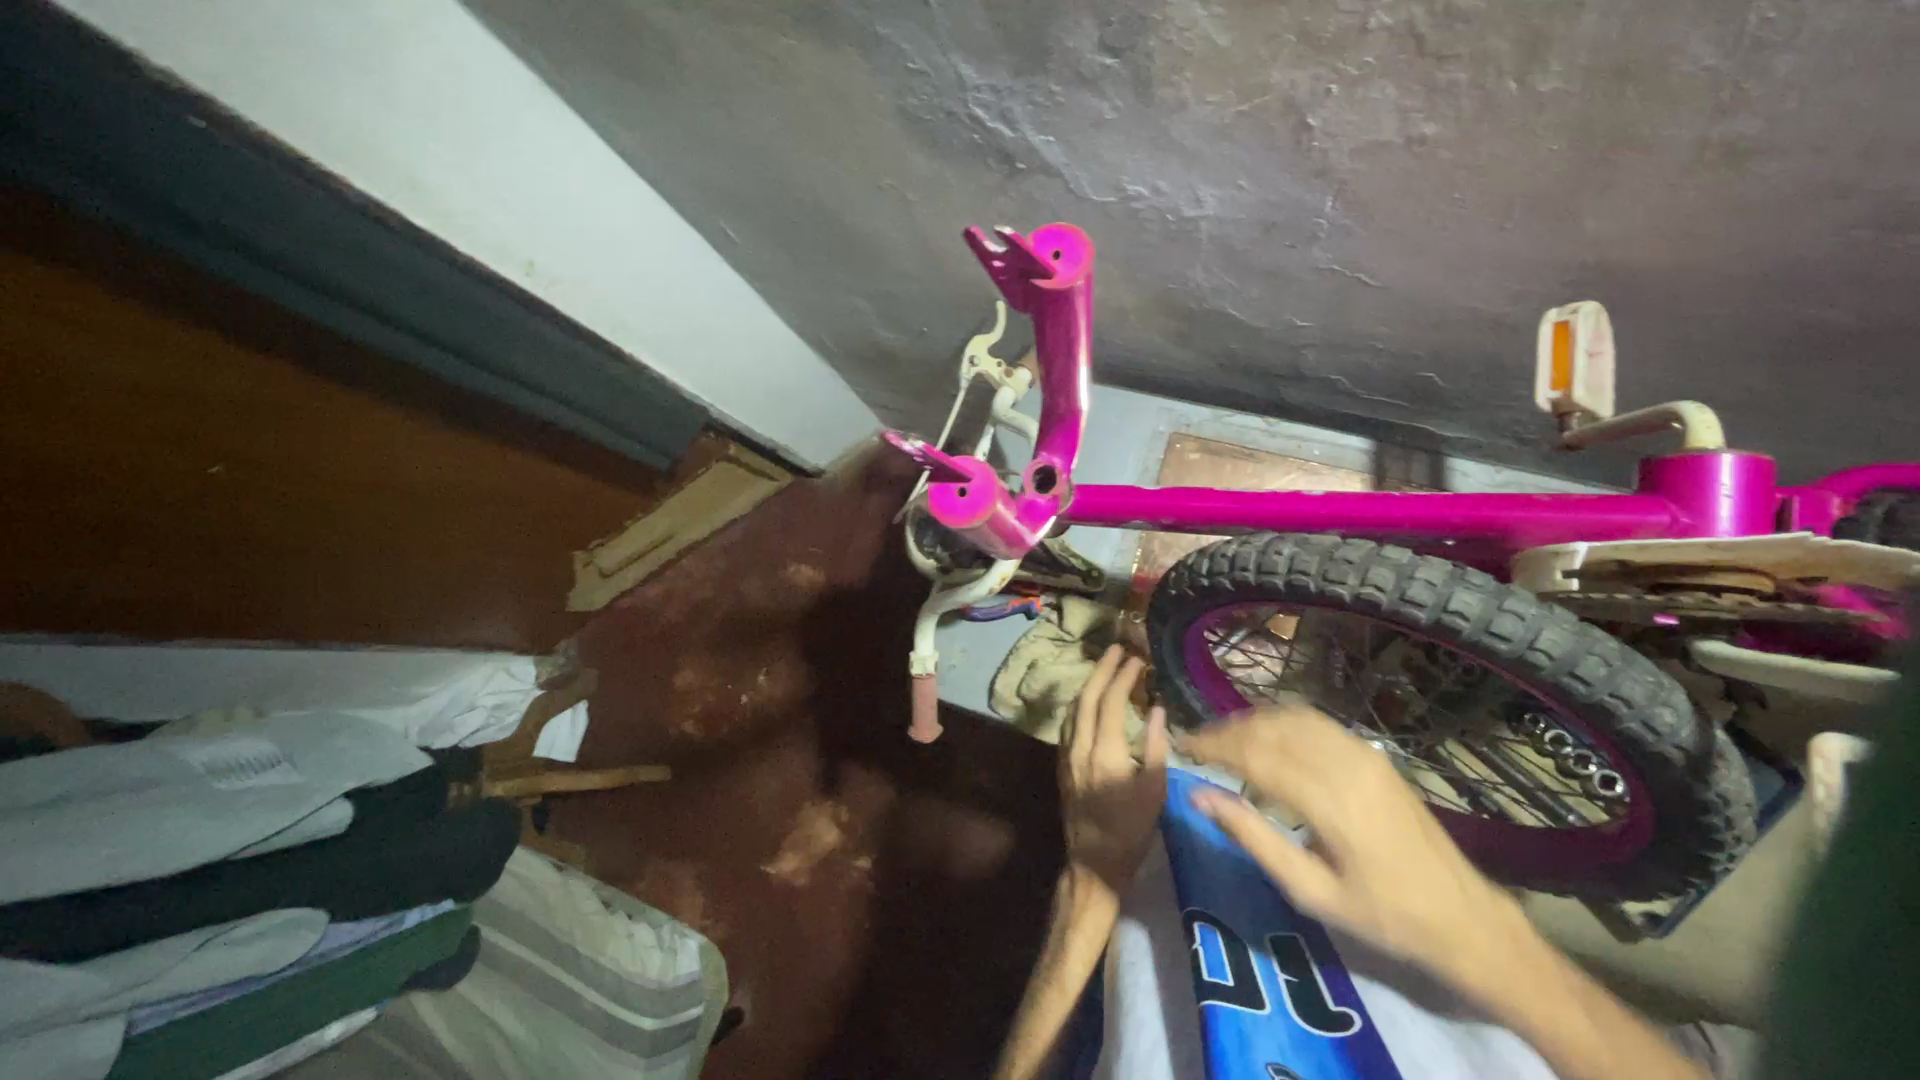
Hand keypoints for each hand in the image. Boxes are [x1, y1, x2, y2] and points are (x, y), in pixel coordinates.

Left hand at [1060, 646, 1168, 896]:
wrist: (1094, 862)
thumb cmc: (1132, 829)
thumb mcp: (1154, 789)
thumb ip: (1156, 745)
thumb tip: (1157, 709)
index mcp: (1105, 752)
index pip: (1110, 702)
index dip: (1122, 676)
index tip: (1136, 659)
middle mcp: (1079, 747)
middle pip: (1086, 698)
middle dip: (1101, 670)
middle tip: (1117, 650)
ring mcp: (1066, 756)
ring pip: (1073, 710)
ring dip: (1089, 685)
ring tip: (1105, 669)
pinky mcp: (1062, 766)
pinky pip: (1069, 724)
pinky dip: (1081, 705)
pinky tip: (1091, 703)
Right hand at [1179, 706, 1526, 994]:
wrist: (1461, 915)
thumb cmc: (1381, 915)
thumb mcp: (1309, 890)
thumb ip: (1252, 837)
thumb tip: (1199, 797)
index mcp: (1329, 802)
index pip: (1254, 756)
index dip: (1212, 747)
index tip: (1180, 748)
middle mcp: (1346, 765)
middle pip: (1270, 730)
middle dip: (1226, 731)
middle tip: (1194, 744)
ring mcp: (1364, 755)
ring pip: (1292, 718)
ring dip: (1251, 722)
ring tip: (1222, 738)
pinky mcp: (1374, 755)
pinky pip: (1317, 723)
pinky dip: (1280, 721)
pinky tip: (1265, 736)